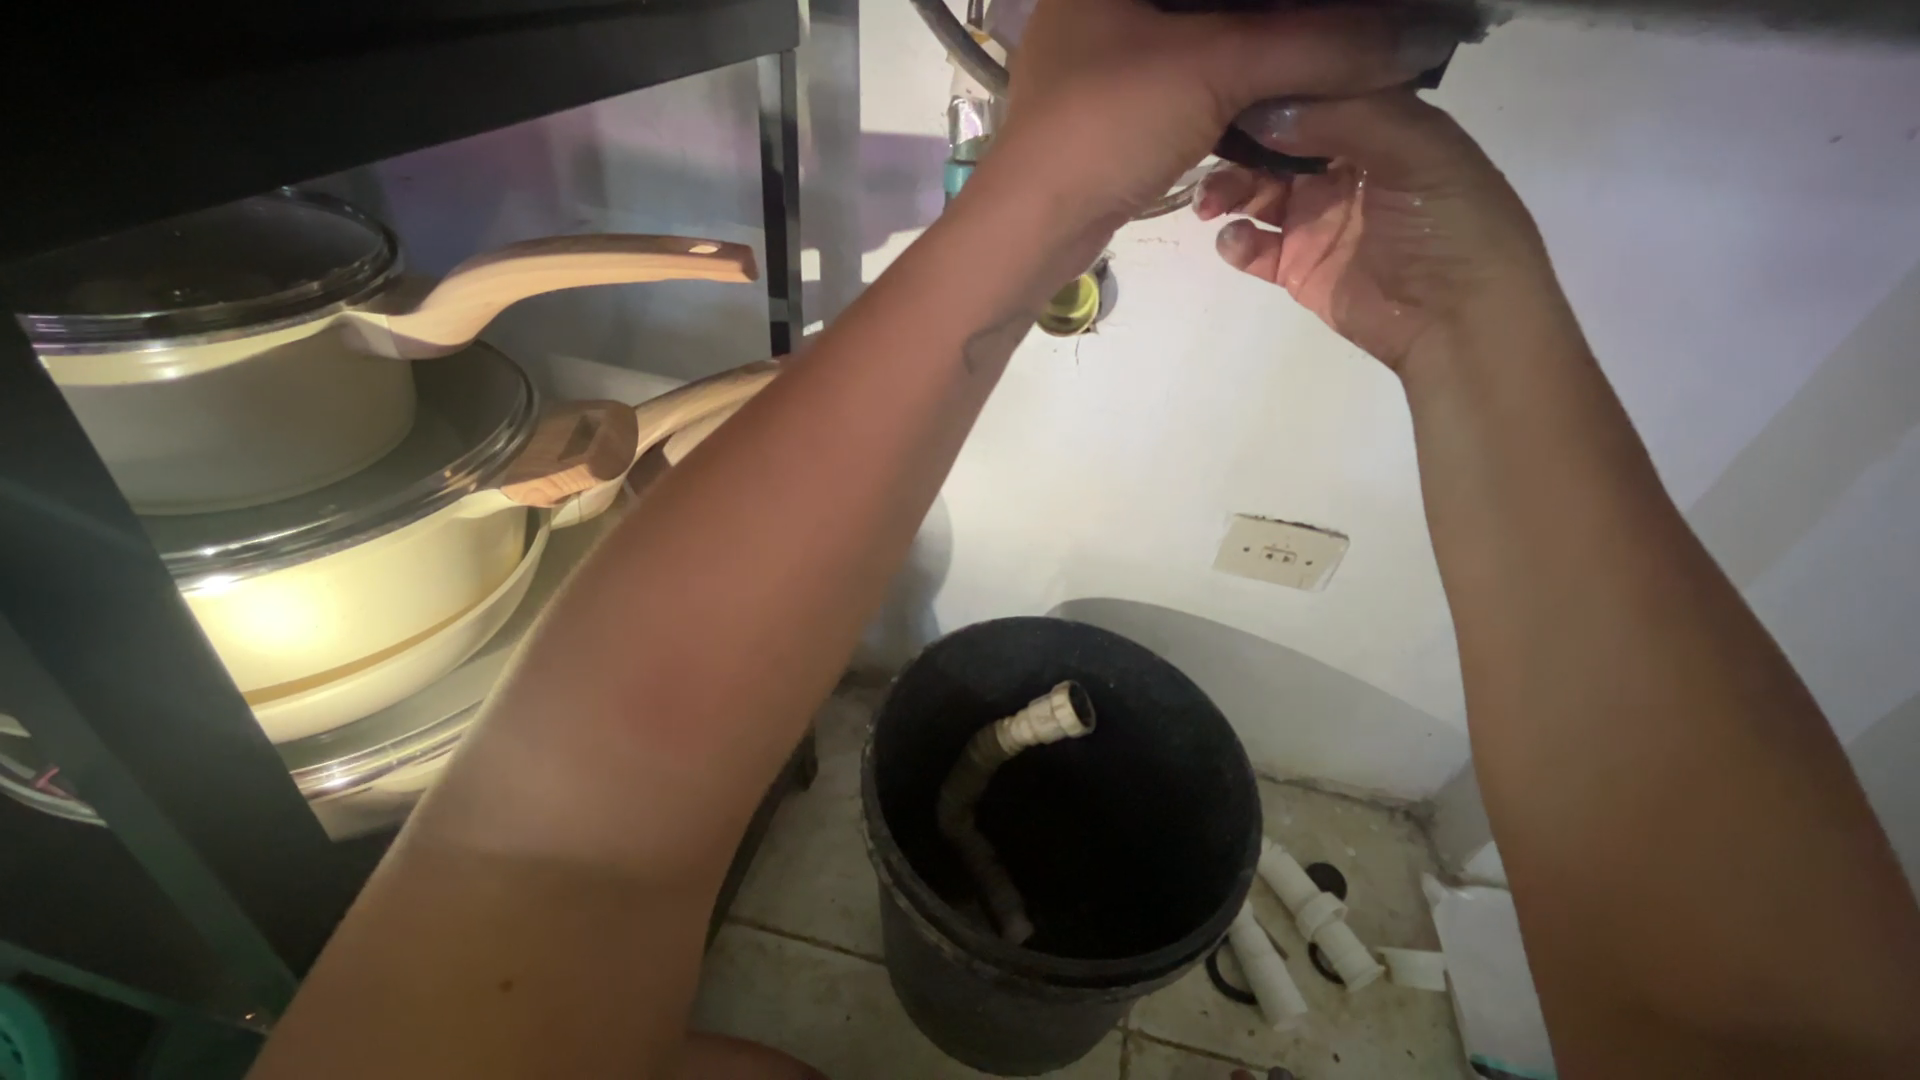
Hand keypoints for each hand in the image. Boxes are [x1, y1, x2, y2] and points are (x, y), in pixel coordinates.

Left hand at [980, 0, 1454, 232]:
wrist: (1032, 228)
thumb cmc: (1106, 125)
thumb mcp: (1213, 68)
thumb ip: (1314, 44)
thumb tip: (1416, 37)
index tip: (1336, 8)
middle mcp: (1101, 3)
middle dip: (1277, 15)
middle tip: (1341, 24)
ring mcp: (1101, 59)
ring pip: (1200, 35)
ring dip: (1256, 47)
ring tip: (1320, 50)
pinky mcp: (1109, 111)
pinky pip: (1184, 80)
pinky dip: (1226, 86)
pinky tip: (1268, 90)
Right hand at [1196, 90, 1574, 373]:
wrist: (1456, 321)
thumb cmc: (1451, 226)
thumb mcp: (1418, 150)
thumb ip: (1346, 120)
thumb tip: (1262, 114)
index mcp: (1380, 130)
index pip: (1316, 99)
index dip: (1274, 98)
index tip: (1233, 102)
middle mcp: (1343, 169)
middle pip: (1276, 147)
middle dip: (1240, 149)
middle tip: (1208, 158)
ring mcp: (1316, 221)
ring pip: (1257, 194)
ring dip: (1229, 192)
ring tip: (1210, 205)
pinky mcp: (1297, 268)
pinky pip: (1254, 249)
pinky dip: (1236, 242)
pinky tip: (1234, 242)